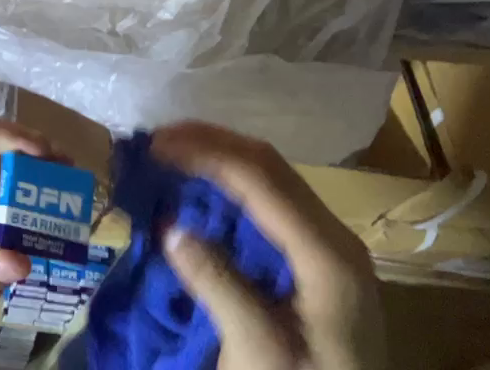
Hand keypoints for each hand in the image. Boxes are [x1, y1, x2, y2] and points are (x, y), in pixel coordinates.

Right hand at [154, 123, 385, 369]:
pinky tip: (201, 187)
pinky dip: (231, 182)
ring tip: (171, 153)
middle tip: (155, 140)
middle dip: (209, 143)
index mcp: (328, 254)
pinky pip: (272, 199)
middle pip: (268, 165)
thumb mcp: (261, 353)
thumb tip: (171, 226)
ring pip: (271, 175)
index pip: (261, 178)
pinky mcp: (317, 259)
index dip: (205, 153)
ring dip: (219, 157)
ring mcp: (329, 245)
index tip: (154, 146)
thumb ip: (220, 287)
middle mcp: (334, 237)